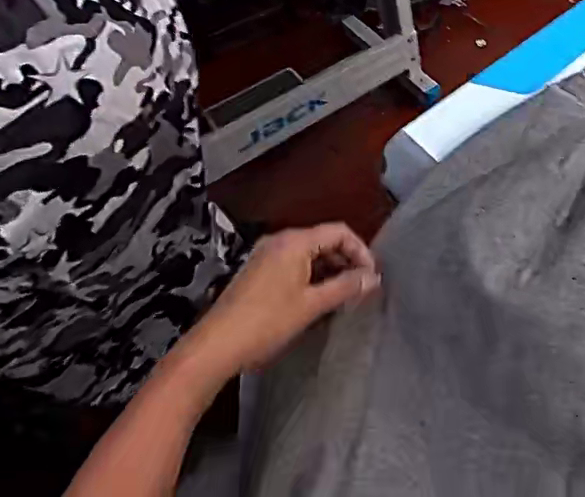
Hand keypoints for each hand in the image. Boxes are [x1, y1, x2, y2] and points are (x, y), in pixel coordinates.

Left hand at [177, 223, 378, 381]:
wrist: (210, 351)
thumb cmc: (266, 323)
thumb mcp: (311, 305)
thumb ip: (346, 287)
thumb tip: (374, 278)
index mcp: (295, 241)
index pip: (340, 232)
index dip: (361, 251)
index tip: (370, 275)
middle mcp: (280, 241)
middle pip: (324, 241)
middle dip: (346, 261)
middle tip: (359, 286)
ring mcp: (265, 256)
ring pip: (309, 254)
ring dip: (329, 270)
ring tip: (341, 295)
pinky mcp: (256, 273)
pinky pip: (293, 264)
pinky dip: (310, 276)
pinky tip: (315, 298)